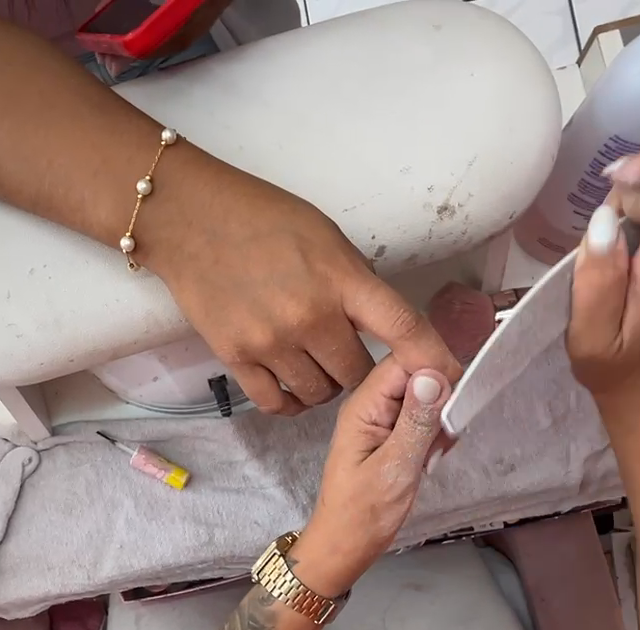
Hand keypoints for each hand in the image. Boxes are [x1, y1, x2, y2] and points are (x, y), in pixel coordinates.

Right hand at [140, 150, 460, 415]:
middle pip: (358, 376)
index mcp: (340, 279)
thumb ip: (353, 283)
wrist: (188, 219)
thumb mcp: (323, 235)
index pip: (403, 329)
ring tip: (312, 364)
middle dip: (360, 372)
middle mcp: (310, 317)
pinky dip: (291, 402)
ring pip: (319, 395)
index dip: (434, 360)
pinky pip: (277, 403)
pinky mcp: (237, 358)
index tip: (451, 381)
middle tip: (346, 355)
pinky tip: (291, 388)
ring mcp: (271, 342)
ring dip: (324, 387)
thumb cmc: (258, 217)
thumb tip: (376, 325)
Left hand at [290, 360, 450, 595]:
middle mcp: (371, 405)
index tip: (457, 399)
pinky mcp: (393, 435)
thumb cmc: (362, 515)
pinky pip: (422, 419)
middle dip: (443, 397)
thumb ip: (416, 422)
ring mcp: (381, 420)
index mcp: (363, 406)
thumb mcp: (395, 469)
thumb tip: (434, 375)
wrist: (344, 546)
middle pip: (417, 373)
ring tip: (434, 454)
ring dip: (441, 420)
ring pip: (425, 397)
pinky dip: (436, 434)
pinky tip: (431, 458)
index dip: (436, 368)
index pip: (403, 359)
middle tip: (444, 436)